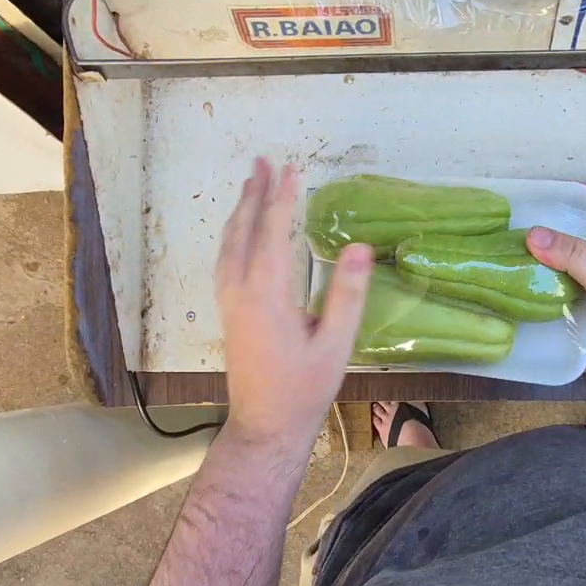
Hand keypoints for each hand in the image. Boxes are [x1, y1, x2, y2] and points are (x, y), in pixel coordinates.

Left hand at [216, 158, 372, 451]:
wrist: (265, 424)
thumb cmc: (305, 388)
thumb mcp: (336, 344)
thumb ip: (347, 294)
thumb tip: (359, 247)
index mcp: (268, 294)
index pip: (275, 232)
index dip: (285, 199)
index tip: (294, 169)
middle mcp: (240, 290)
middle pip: (245, 230)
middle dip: (255, 194)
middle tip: (263, 161)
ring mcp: (229, 301)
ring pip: (229, 244)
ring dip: (241, 211)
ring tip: (250, 185)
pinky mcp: (227, 312)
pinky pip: (225, 260)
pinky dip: (233, 235)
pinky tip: (239, 234)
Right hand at [527, 188, 585, 402]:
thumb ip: (574, 255)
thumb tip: (532, 233)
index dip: (578, 193)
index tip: (542, 193)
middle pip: (581, 236)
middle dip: (551, 231)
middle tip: (513, 227)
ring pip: (571, 268)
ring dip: (546, 264)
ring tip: (508, 256)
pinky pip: (569, 295)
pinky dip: (549, 292)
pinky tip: (524, 291)